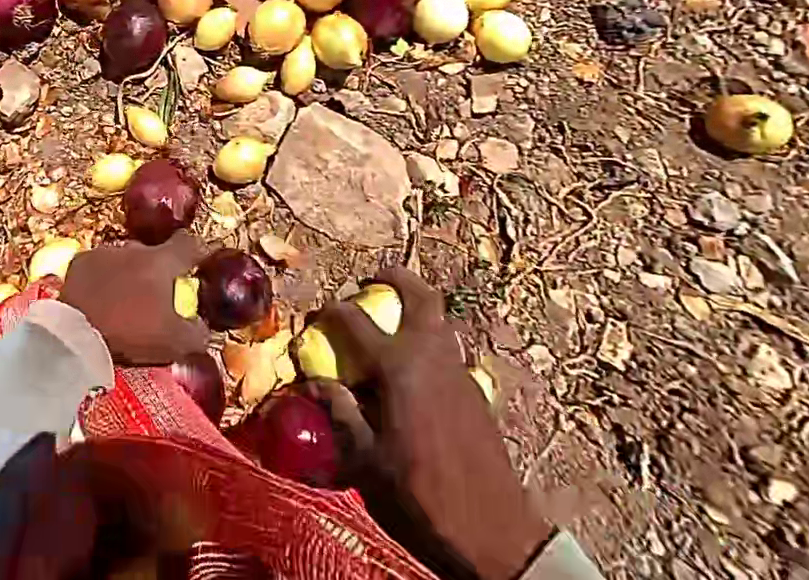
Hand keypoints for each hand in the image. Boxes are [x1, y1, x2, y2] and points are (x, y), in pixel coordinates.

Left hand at [59, 232, 209, 365]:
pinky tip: (100, 298)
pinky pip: (98, 267)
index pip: (189, 244)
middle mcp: (134, 249)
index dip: (197, 251)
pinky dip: (102, 279)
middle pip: (154, 253)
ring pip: (124, 259)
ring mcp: (104, 253)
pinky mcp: (79, 263)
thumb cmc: (131, 333)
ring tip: (125, 299)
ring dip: (128, 273)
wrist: (76, 337)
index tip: (199, 261)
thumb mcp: (173, 342)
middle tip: (157, 293)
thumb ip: (196, 334)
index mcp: (162, 261)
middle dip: (158, 269)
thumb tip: (204, 329)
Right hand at [308, 268, 549, 579]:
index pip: (356, 322)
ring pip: (439, 317)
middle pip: (419, 295)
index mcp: (399, 366)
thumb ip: (341, 412)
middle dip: (394, 278)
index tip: (318, 314)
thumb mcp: (368, 459)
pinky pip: (449, 343)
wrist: (494, 530)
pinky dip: (430, 335)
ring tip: (394, 314)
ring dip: (416, 304)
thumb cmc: (422, 494)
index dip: (333, 312)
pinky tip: (416, 363)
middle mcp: (430, 353)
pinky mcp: (473, 386)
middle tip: (373, 279)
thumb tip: (314, 382)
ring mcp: (458, 367)